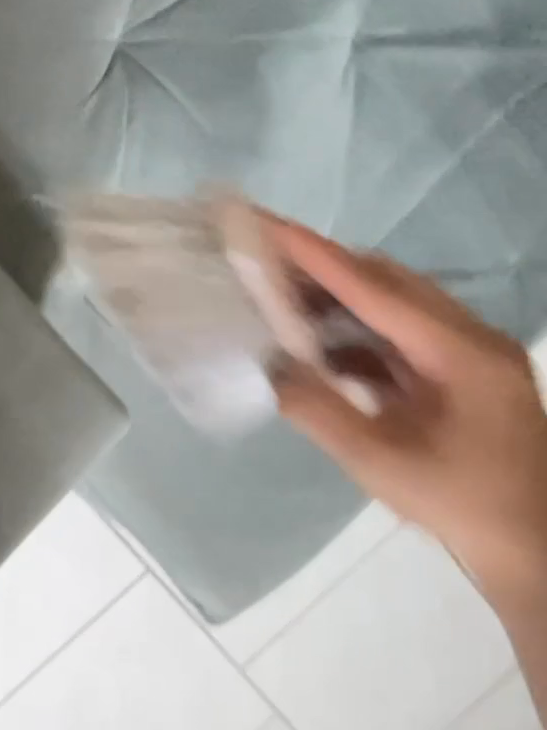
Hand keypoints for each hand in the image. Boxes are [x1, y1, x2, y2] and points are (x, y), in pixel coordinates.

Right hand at [268, 219, 546, 599]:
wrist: (536, 547)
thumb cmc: (460, 500)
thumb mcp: (375, 458)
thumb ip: (313, 404)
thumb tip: (265, 362)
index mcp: (460, 353)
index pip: (372, 288)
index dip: (312, 254)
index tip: (259, 224)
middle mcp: (469, 340)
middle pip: (385, 280)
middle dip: (318, 262)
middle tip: (253, 254)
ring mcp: (467, 355)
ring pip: (388, 300)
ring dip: (329, 292)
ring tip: (270, 292)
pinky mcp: (456, 373)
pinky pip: (392, 328)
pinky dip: (345, 323)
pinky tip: (309, 343)